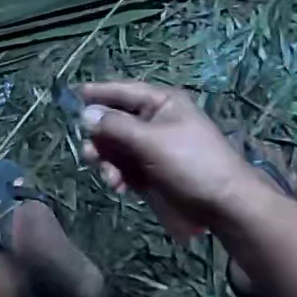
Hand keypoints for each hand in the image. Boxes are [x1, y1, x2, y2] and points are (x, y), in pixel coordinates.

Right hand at [76, 81, 272, 233]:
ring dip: (107, 160)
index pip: (123, 91)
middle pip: (115, 121)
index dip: (98, 93)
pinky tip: (119, 186)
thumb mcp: (151, 140)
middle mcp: (156, 121)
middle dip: (101, 137)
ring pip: (117, 148)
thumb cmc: (190, 163)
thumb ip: (116, 126)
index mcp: (162, 103)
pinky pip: (125, 168)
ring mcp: (154, 148)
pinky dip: (118, 175)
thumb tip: (86, 114)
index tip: (72, 95)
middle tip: (90, 153)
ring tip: (109, 176)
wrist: (224, 204)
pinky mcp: (152, 173)